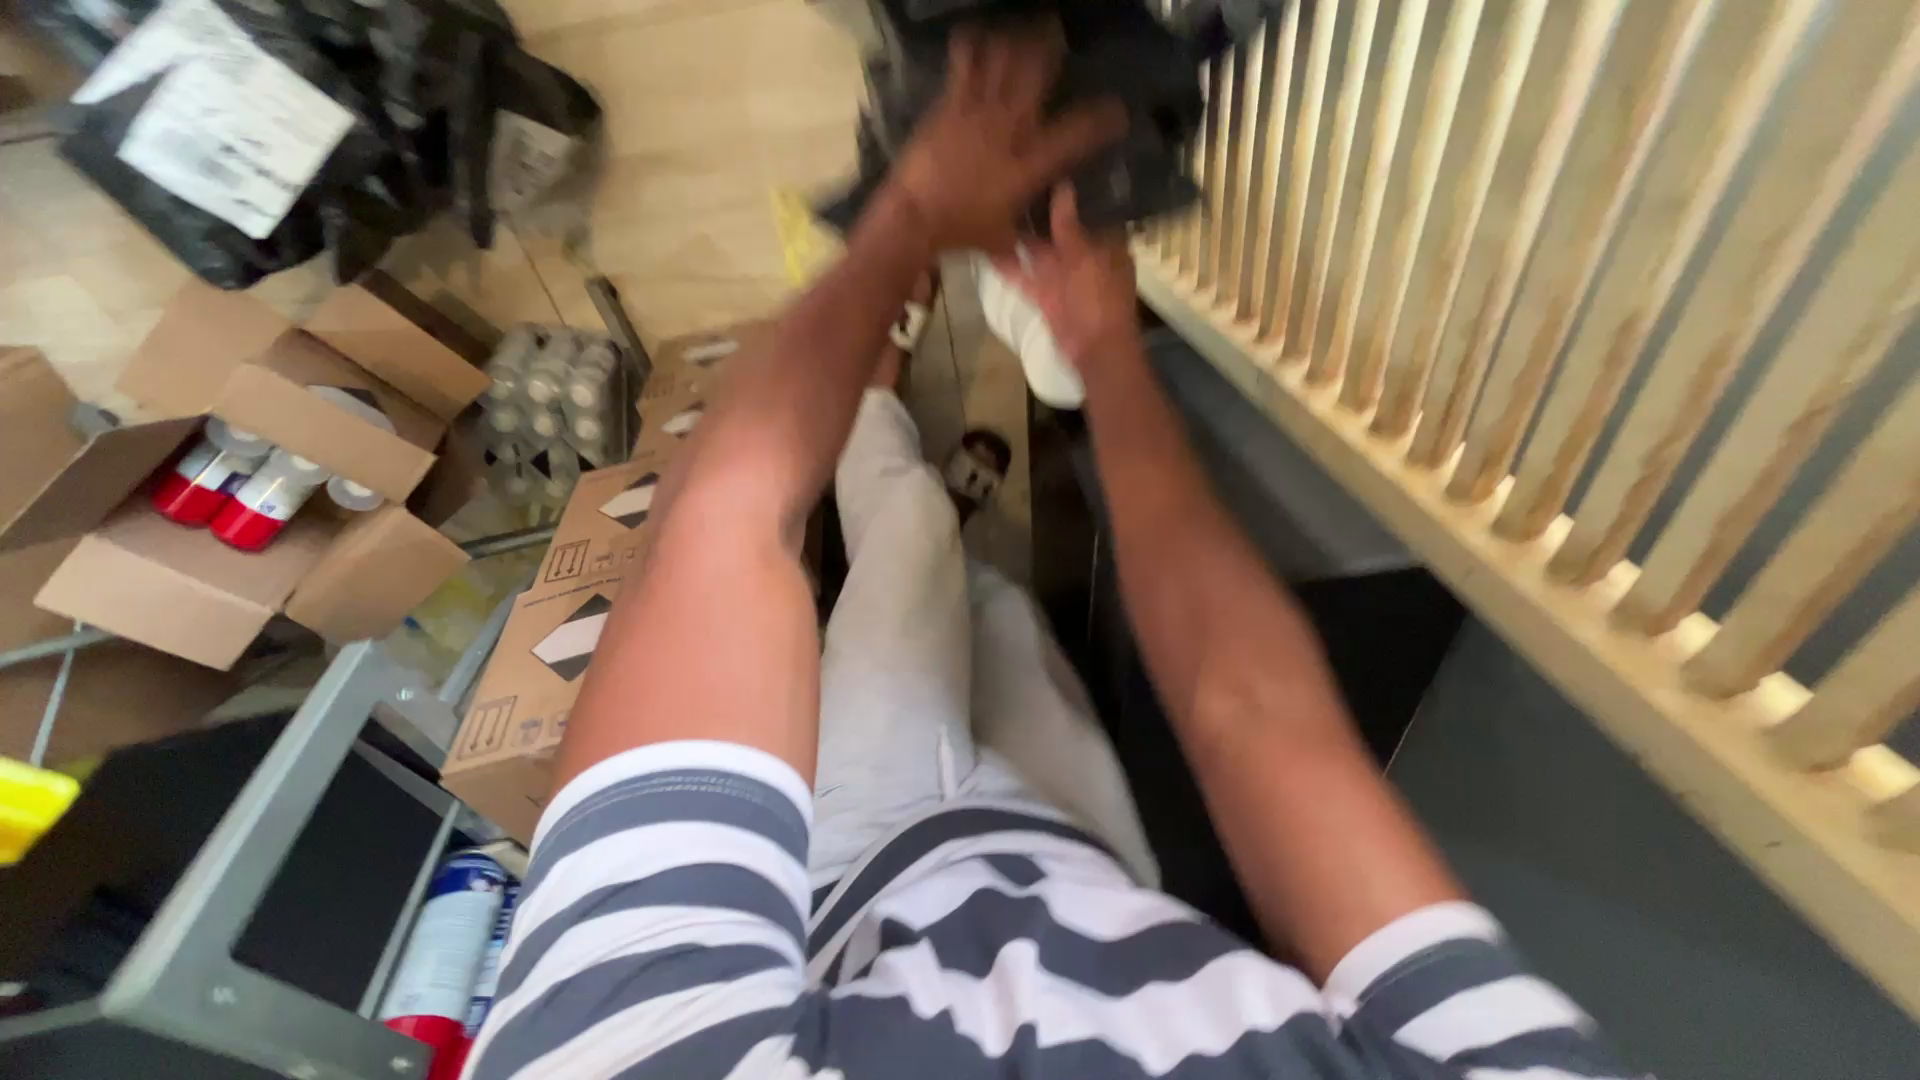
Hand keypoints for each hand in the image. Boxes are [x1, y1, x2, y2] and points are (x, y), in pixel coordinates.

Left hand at [885, 30, 1127, 254]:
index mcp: (1031, 165)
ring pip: (1006, 55)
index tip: (1117, 110)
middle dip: (1053, 47)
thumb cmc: (962, 232)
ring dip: (1018, 38)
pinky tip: (978, 38)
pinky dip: (973, 43)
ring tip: (1024, 31)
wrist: (916, 218)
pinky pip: (966, 60)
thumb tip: (1048, 244)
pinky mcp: (951, 103)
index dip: (1105, 117)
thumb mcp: (1003, 238)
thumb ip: (1028, 233)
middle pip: (1040, 70)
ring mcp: (980, 111)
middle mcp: (1011, 128)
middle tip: (1059, 37)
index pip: (1079, 132)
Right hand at [993, 184, 1138, 370]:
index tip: (1049, 160)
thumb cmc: (1100, 299)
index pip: (1088, 206)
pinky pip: (1023, 275)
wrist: (1094, 350)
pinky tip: (984, 246)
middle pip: (1059, 226)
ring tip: (992, 203)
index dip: (1071, 186)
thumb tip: (1063, 184)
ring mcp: (1062, 276)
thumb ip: (1069, 223)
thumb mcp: (1086, 256)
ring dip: (1018, 234)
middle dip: (1039, 207)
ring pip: (1037, 250)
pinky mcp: (1044, 294)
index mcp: (1104, 241)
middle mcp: (1083, 254)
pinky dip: (1007, 265)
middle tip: (1011, 174)